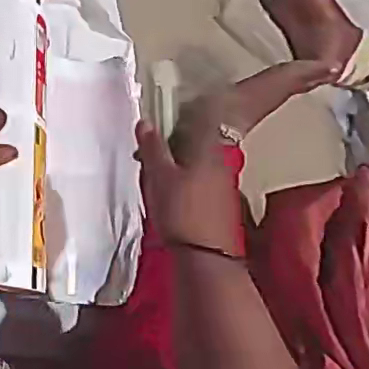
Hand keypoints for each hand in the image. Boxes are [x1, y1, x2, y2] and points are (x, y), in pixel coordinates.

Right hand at [137, 120, 247, 256]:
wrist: (204, 255)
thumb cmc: (180, 210)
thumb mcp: (159, 176)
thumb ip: (153, 148)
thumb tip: (145, 122)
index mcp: (207, 150)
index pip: (201, 119)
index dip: (183, 113)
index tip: (163, 115)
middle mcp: (220, 162)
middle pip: (198, 140)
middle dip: (174, 140)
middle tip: (148, 148)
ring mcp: (222, 183)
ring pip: (198, 160)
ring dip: (178, 160)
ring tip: (153, 171)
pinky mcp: (218, 201)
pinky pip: (199, 177)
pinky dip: (183, 176)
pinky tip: (168, 190)